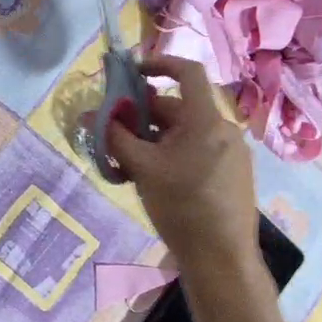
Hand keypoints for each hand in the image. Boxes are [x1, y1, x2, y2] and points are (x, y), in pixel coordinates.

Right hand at [108, 54, 259, 274]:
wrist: (222, 259)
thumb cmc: (181, 206)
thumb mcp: (141, 168)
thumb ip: (114, 137)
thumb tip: (90, 116)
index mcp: (206, 120)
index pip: (187, 72)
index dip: (158, 63)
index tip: (131, 72)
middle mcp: (223, 130)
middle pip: (176, 108)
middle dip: (142, 116)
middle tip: (113, 134)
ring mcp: (231, 154)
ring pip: (182, 133)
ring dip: (152, 139)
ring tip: (126, 165)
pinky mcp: (231, 174)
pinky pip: (195, 151)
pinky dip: (169, 155)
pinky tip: (151, 181)